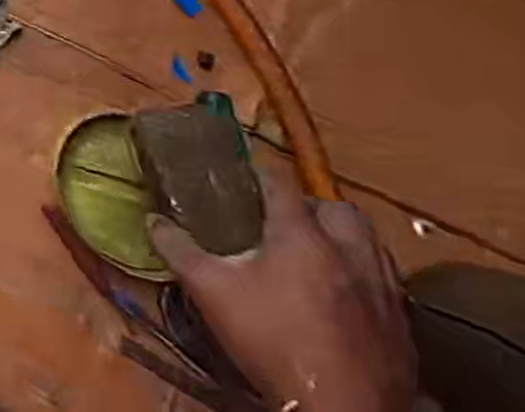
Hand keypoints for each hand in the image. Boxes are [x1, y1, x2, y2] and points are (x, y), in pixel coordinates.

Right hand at [148, 169, 417, 411]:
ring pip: (371, 243)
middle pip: (340, 208)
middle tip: (278, 212)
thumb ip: (176, 247)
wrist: (342, 406)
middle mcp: (350, 255)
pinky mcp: (402, 323)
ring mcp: (385, 291)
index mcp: (302, 237)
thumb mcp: (207, 287)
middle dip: (311, 203)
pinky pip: (383, 279)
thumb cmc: (269, 335)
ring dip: (341, 236)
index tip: (238, 168)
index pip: (282, 184)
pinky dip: (358, 271)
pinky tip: (333, 288)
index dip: (257, 170)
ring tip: (307, 246)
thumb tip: (152, 220)